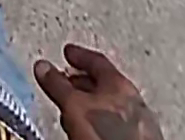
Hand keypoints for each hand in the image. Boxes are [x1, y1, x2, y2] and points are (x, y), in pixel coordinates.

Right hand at [35, 45, 164, 139]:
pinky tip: (90, 129)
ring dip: (90, 105)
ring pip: (110, 107)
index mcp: (120, 85)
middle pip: (104, 84)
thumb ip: (57, 83)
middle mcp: (135, 102)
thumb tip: (43, 67)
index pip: (96, 61)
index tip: (68, 52)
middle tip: (67, 81)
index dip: (79, 55)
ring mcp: (141, 127)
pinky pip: (116, 125)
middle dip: (82, 82)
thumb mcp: (72, 105)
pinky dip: (100, 121)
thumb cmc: (105, 135)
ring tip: (73, 111)